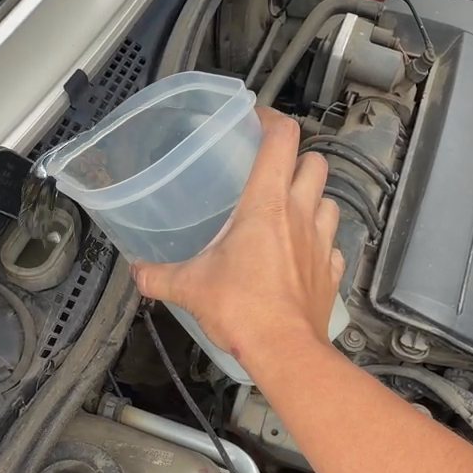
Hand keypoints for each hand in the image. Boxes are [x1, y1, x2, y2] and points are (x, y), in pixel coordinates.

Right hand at [132, 109, 342, 364]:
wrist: (284, 351)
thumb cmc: (242, 311)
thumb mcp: (190, 288)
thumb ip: (159, 276)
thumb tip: (138, 272)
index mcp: (266, 205)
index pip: (282, 139)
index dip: (272, 120)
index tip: (256, 121)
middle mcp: (300, 216)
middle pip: (315, 163)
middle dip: (297, 160)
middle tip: (273, 172)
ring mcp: (321, 244)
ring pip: (330, 201)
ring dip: (313, 199)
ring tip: (290, 212)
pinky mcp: (330, 272)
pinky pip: (333, 245)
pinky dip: (321, 243)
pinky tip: (303, 255)